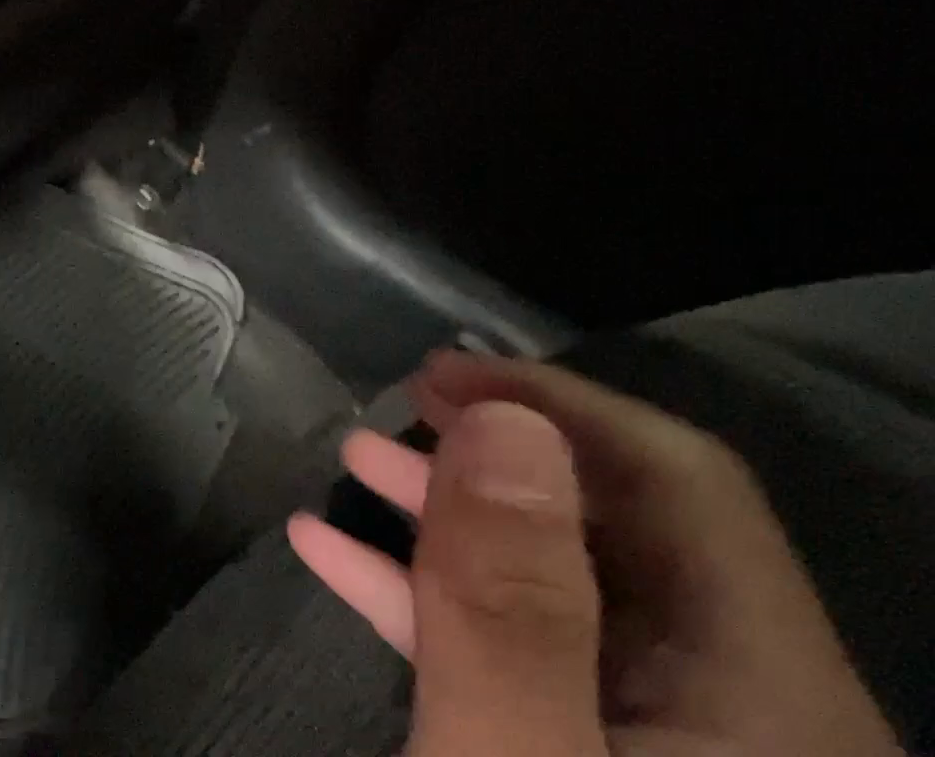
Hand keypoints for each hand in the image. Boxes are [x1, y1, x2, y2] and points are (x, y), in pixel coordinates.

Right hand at [287, 351, 901, 756]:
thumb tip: (499, 422)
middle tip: (392, 411)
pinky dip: (425, 597)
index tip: (440, 374)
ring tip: (349, 466)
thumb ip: (514, 598)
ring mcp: (657, 737)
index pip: (669, 481)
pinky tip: (335, 560)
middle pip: (611, 529)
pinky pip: (512, 653)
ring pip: (554, 587)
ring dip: (447, 519)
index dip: (555, 404)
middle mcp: (736, 702)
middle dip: (489, 457)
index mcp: (760, 687)